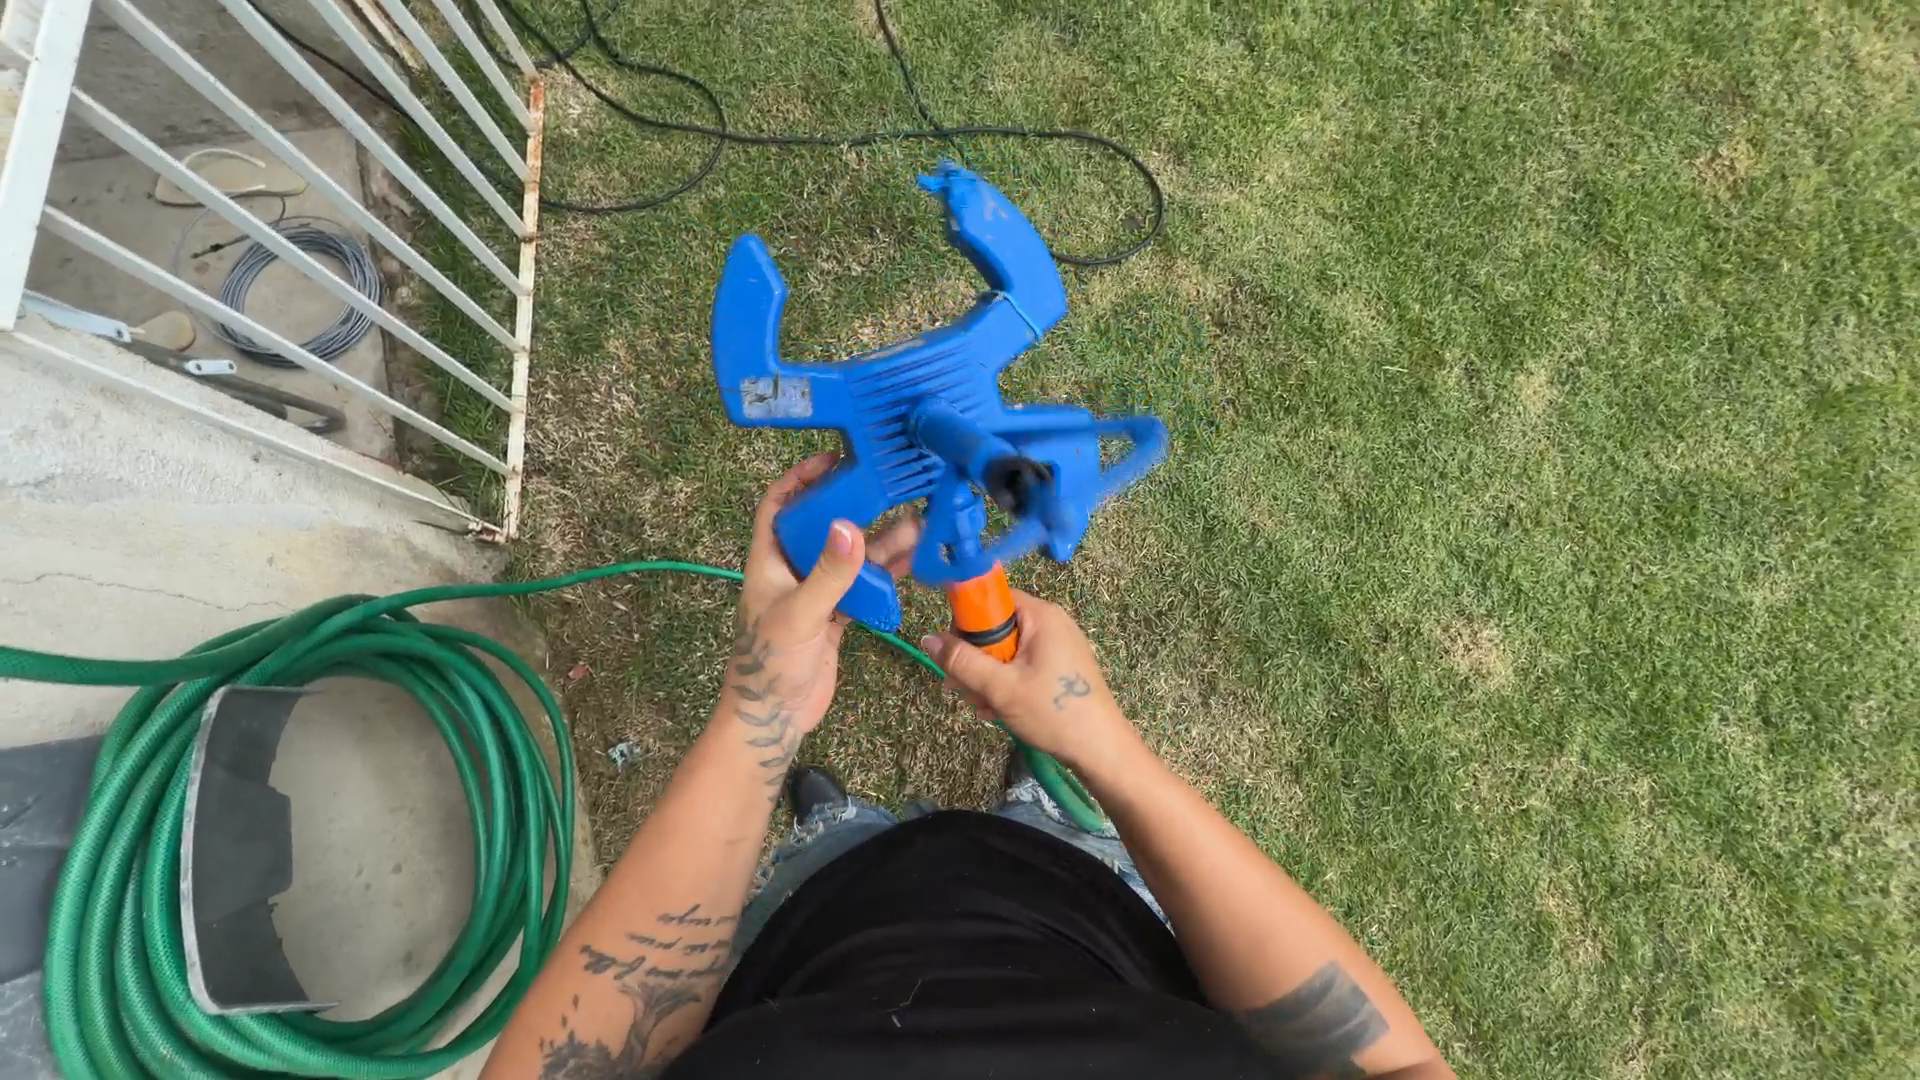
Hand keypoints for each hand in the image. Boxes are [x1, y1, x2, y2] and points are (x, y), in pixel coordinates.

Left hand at [718, 454, 920, 755]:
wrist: (775, 717)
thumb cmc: (770, 663)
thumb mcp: (799, 613)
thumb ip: (828, 573)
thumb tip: (851, 528)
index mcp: (769, 562)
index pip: (778, 507)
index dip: (799, 479)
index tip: (831, 460)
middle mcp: (792, 571)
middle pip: (822, 528)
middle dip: (854, 508)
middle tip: (887, 489)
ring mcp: (815, 593)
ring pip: (848, 559)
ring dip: (878, 543)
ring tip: (914, 525)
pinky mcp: (834, 616)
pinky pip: (860, 585)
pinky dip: (882, 574)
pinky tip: (907, 561)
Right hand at [919, 589, 1142, 770]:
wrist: (1101, 750)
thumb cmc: (1052, 712)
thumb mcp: (1000, 687)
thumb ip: (962, 661)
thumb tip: (928, 638)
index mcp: (1040, 615)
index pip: (992, 599)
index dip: (967, 621)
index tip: (953, 651)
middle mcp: (1051, 622)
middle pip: (997, 628)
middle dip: (974, 659)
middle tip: (959, 688)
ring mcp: (1058, 645)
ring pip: (1007, 651)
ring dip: (987, 677)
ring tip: (979, 706)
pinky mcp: (1061, 667)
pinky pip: (1023, 665)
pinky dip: (1006, 684)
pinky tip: (996, 711)